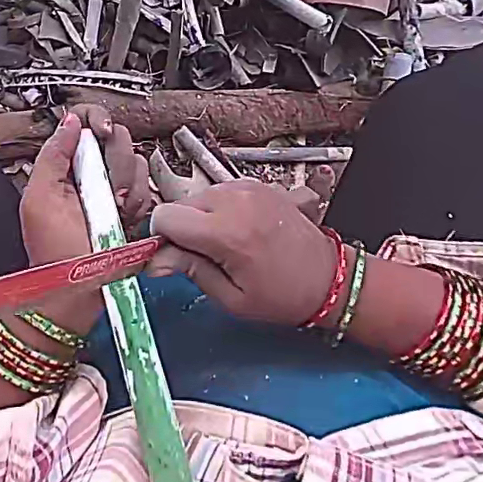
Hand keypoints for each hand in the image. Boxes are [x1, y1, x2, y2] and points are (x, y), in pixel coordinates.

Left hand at [18, 106, 152, 267]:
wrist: (76, 293)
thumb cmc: (51, 253)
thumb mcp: (38, 200)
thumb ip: (51, 156)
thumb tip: (69, 122)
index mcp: (66, 164)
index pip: (86, 121)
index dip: (98, 121)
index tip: (102, 135)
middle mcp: (92, 171)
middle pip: (119, 138)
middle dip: (114, 162)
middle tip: (102, 189)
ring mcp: (115, 189)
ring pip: (137, 162)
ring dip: (126, 187)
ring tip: (111, 210)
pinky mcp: (134, 207)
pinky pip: (147, 188)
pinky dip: (138, 204)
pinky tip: (124, 219)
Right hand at [146, 180, 339, 326]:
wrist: (328, 277)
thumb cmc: (283, 295)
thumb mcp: (232, 297)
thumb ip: (190, 270)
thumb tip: (154, 259)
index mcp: (227, 233)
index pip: (165, 217)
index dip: (162, 239)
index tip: (172, 256)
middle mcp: (236, 201)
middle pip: (180, 205)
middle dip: (183, 229)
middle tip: (205, 256)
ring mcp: (248, 188)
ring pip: (199, 197)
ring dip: (202, 218)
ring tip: (226, 244)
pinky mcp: (257, 184)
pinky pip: (221, 192)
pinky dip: (220, 209)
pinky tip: (238, 230)